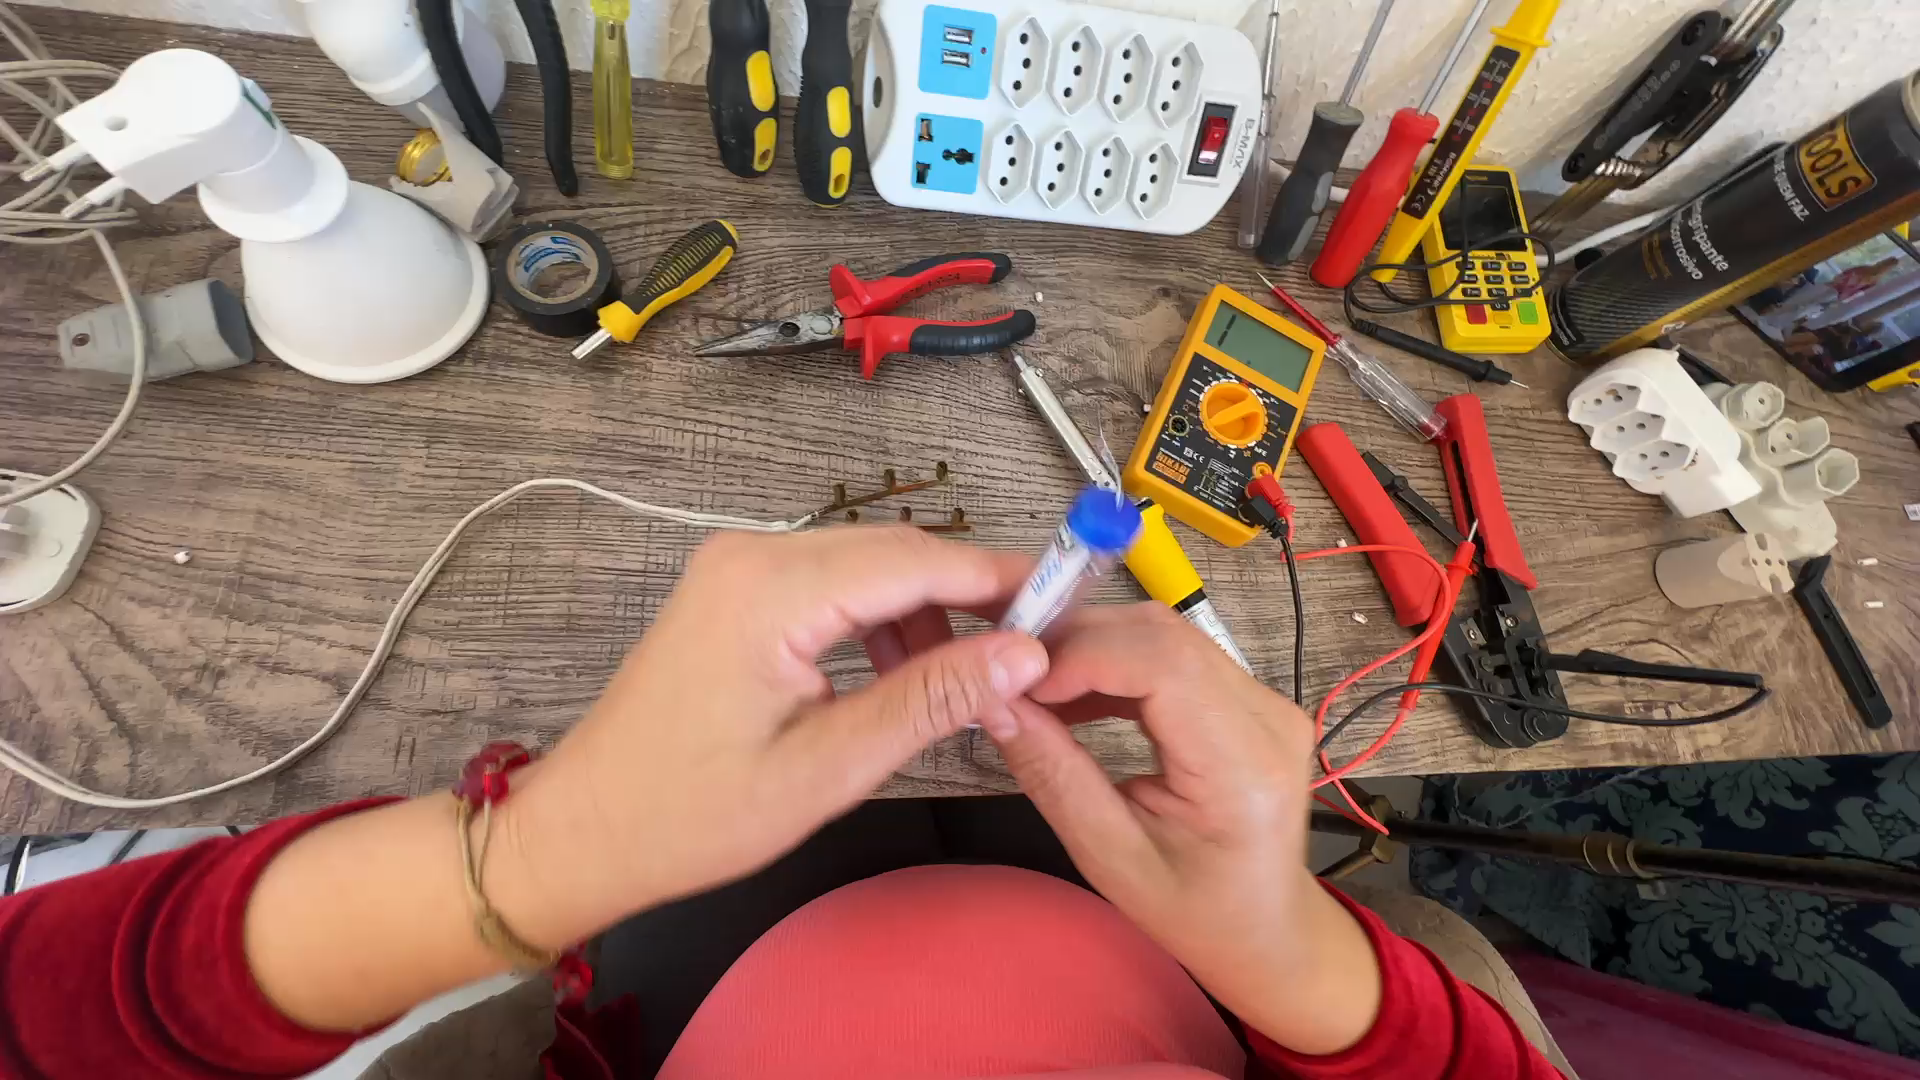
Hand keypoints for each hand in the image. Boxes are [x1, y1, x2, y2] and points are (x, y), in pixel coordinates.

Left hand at [501, 526, 1047, 943]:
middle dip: (968, 590)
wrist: (582, 829)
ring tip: (959, 674)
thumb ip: (931, 699)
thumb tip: (1023, 655)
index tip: (1061, 599)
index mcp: (770, 590)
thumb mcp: (829, 767)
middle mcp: (754, 552)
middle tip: (1027, 642)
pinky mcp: (739, 583)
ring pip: (868, 563)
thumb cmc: (694, 814)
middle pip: (894, 551)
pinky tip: (897, 666)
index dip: (996, 577)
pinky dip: (880, 614)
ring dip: (924, 607)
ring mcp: (741, 562)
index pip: (913, 561)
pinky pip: (833, 580)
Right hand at [987, 603, 1381, 1054]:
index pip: (1163, 665)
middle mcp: (1267, 714)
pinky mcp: (1247, 692)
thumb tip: (994, 702)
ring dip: (1092, 646)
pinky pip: (1172, 651)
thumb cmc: (1191, 910)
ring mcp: (1264, 697)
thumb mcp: (1109, 856)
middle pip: (1161, 635)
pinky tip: (1076, 692)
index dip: (1083, 655)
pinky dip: (1114, 660)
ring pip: (1163, 632)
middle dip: (1078, 642)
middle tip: (1015, 675)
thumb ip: (1052, 774)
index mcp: (1244, 765)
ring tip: (1038, 684)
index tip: (1019, 681)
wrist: (1267, 930)